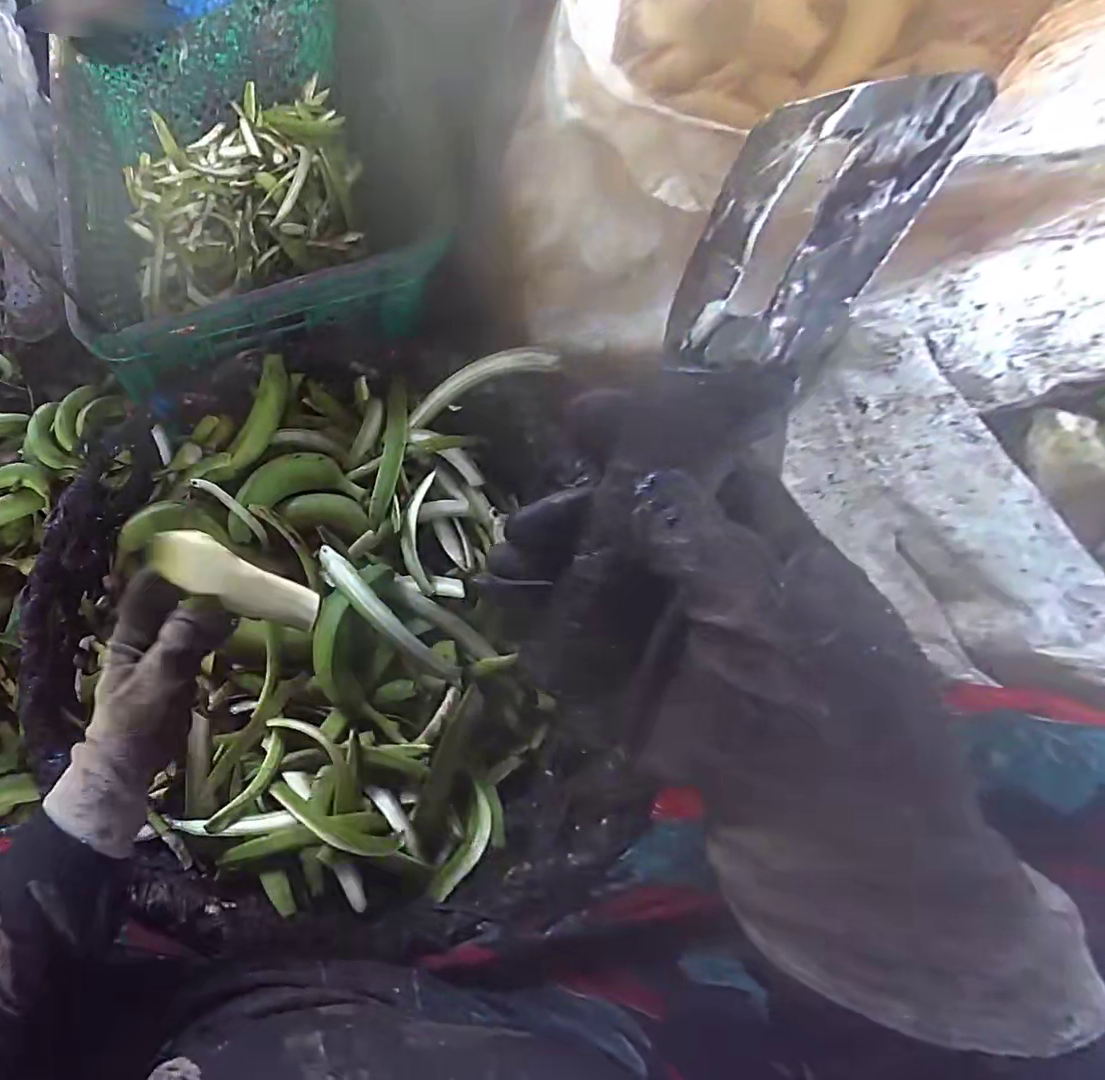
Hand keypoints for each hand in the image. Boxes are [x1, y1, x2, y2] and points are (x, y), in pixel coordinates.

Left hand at [43, 572, 228, 857]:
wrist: (131, 767)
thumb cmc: (131, 723)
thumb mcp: (152, 682)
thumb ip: (177, 644)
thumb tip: (210, 607)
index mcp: (129, 633)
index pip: (147, 589)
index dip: (168, 569)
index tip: (198, 553)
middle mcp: (148, 635)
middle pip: (174, 601)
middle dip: (197, 586)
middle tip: (230, 569)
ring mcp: (167, 651)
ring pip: (191, 620)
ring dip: (212, 608)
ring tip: (240, 591)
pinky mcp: (185, 670)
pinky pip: (202, 643)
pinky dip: (218, 632)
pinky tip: (237, 623)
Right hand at [485, 390, 966, 833]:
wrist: (804, 807)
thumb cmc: (824, 702)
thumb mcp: (779, 617)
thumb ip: (711, 549)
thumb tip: (645, 482)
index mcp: (744, 539)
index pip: (690, 466)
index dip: (639, 435)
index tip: (583, 412)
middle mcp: (680, 563)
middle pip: (610, 515)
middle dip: (565, 511)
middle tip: (528, 525)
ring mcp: (636, 609)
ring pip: (571, 563)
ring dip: (533, 555)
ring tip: (507, 563)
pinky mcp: (600, 651)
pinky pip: (548, 616)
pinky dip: (517, 601)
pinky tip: (497, 595)